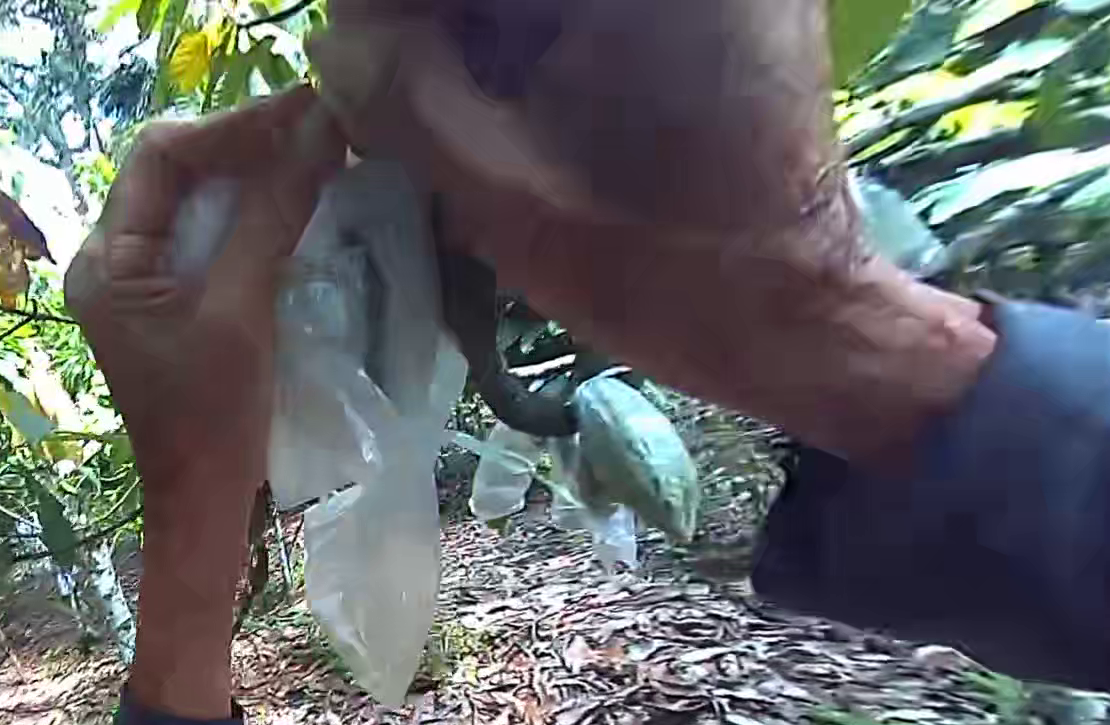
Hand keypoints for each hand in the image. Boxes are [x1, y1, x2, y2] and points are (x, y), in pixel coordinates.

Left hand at [66, 89, 340, 715]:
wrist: (204, 498)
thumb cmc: (213, 420)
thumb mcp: (239, 314)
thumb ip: (270, 220)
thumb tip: (318, 131)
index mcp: (107, 264)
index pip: (162, 160)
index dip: (233, 130)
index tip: (305, 113)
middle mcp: (112, 266)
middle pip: (175, 179)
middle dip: (244, 152)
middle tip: (316, 133)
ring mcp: (140, 291)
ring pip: (195, 212)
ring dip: (252, 187)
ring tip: (315, 163)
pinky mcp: (169, 312)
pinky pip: (207, 249)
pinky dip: (249, 228)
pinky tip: (292, 215)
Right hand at [310, 0, 995, 460]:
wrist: (777, 309)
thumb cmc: (645, 266)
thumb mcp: (506, 195)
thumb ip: (410, 110)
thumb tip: (332, 43)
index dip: (393, 21)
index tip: (353, 66)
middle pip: (497, 7)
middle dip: (434, 48)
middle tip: (394, 117)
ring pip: (531, 25)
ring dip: (474, 70)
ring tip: (448, 141)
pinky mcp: (705, 18)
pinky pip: (575, 37)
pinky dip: (523, 78)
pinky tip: (505, 136)